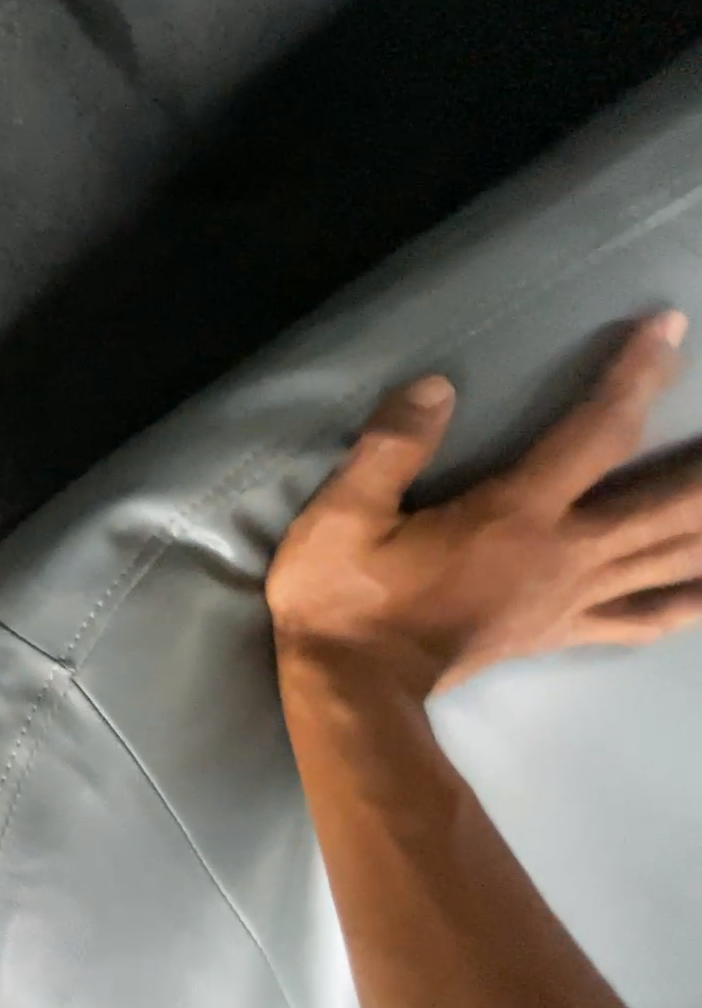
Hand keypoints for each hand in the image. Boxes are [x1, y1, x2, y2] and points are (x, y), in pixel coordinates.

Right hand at [267, 311, 701, 697]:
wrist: (351, 680)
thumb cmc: (341, 593)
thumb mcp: (340, 515)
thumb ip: (389, 450)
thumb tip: (436, 386)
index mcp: (513, 516)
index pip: (592, 433)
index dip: (632, 376)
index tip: (665, 327)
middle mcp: (565, 552)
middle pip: (679, 500)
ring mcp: (571, 598)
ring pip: (685, 555)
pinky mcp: (559, 632)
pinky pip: (650, 617)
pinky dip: (695, 599)